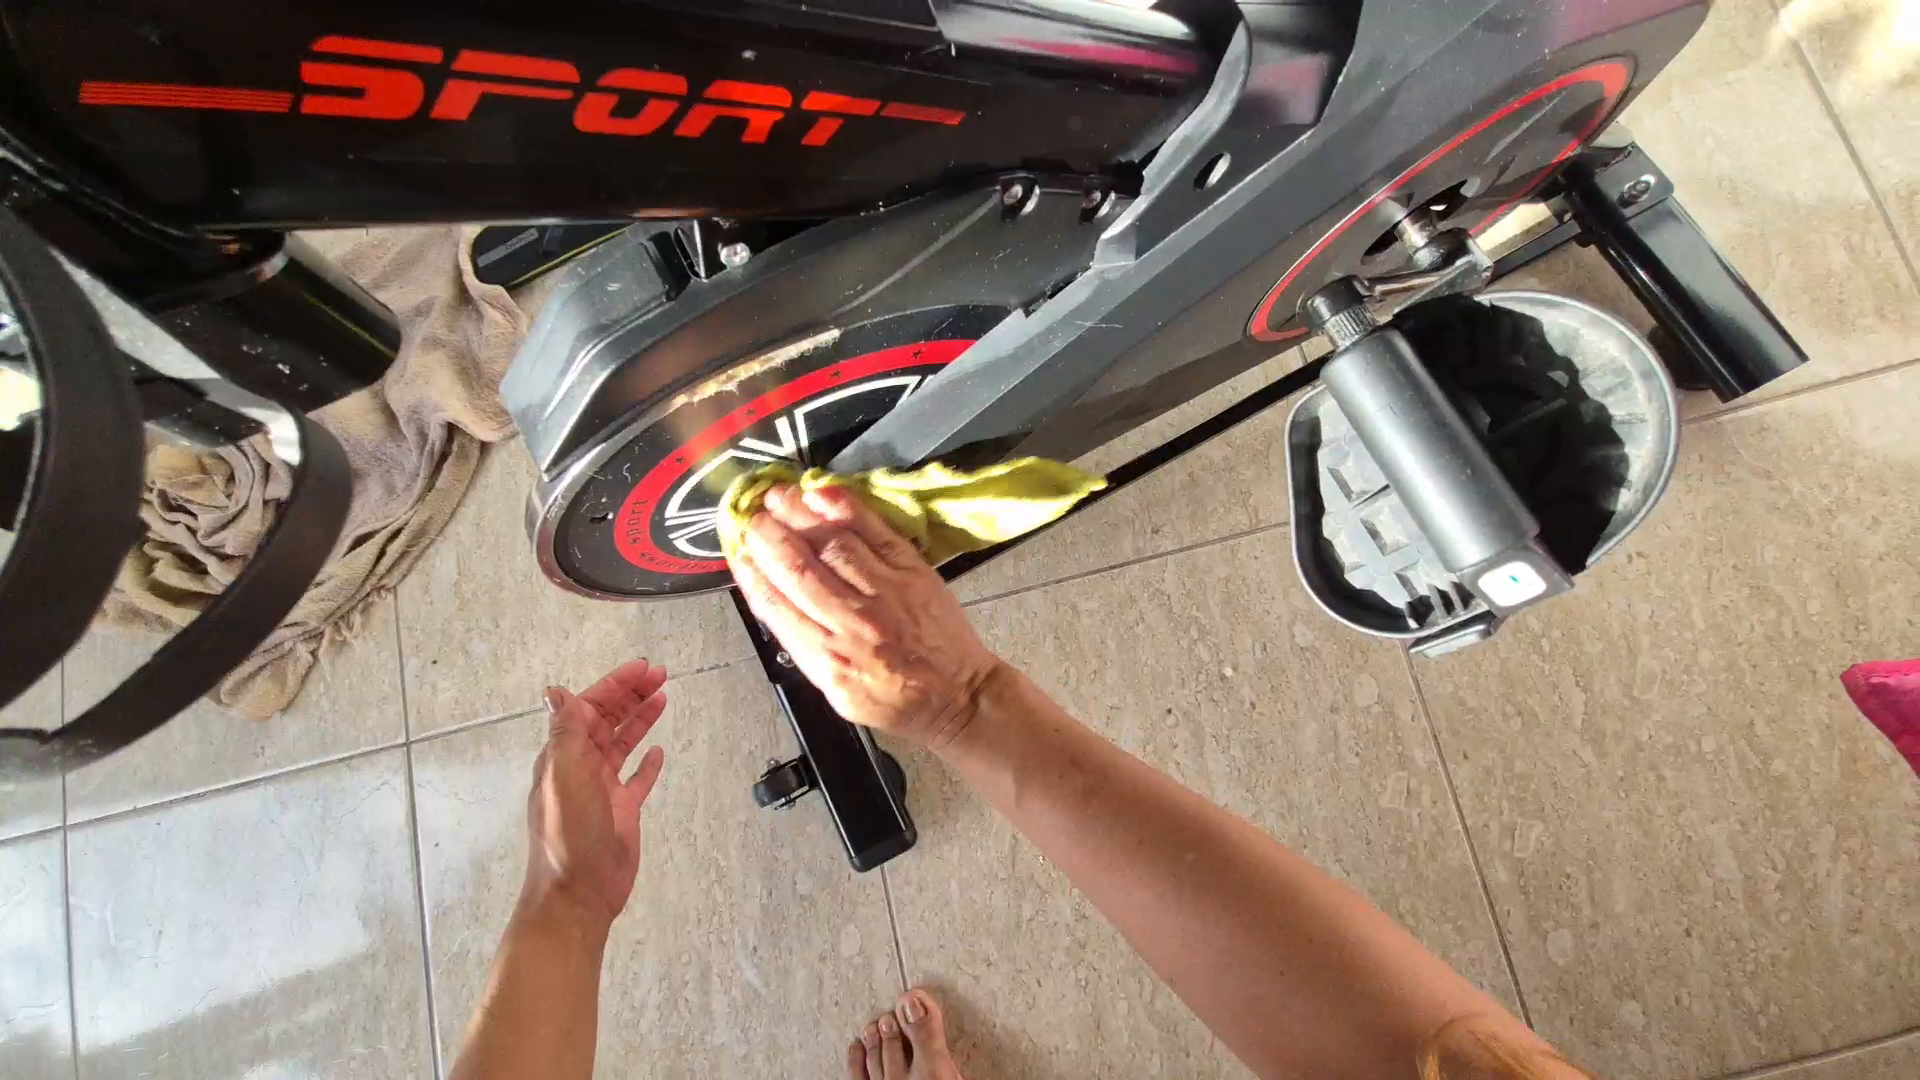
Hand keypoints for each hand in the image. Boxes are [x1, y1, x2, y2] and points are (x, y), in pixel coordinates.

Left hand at [521, 660, 668, 931]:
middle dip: (631, 695)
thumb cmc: (570, 836)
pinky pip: (636, 779)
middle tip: (660, 676)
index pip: (589, 709)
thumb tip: (556, 691)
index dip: (615, 685)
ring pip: (622, 743)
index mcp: (564, 757)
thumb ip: (565, 734)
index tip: (642, 668)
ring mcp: (602, 790)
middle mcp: (581, 768)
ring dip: (640, 719)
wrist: (578, 894)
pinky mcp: (622, 811)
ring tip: (664, 698)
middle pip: (607, 720)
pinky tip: (659, 752)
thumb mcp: (565, 778)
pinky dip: (648, 763)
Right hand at [728, 483, 1006, 749]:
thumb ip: (804, 646)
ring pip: (832, 544)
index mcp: (828, 657)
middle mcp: (853, 622)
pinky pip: (874, 532)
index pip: (776, 605)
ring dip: (799, 515)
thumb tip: (772, 598)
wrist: (956, 695)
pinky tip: (821, 493)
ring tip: (777, 497)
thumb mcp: (836, 691)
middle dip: (768, 537)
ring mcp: (886, 592)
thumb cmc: (893, 697)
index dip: (752, 572)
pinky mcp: (912, 571)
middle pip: (799, 568)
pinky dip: (845, 509)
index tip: (738, 549)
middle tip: (752, 517)